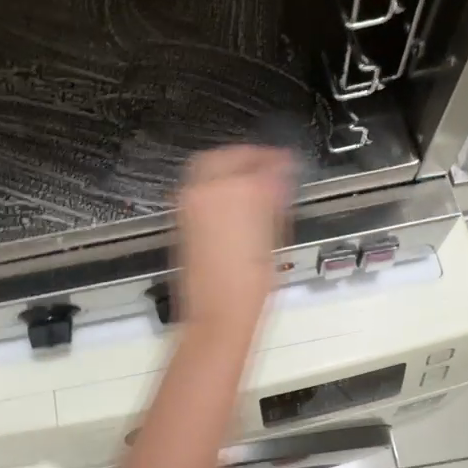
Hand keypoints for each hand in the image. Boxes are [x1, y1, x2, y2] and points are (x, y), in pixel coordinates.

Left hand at [174, 146, 294, 333]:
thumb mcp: (275, 237)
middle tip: (266, 165)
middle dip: (249, 156)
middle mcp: (211, 189)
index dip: (278, 159)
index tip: (286, 162)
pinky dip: (215, 183)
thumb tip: (278, 180)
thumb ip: (274, 199)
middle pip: (230, 155)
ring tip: (249, 180)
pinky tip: (231, 198)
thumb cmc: (249, 285)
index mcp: (242, 190)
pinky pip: (198, 185)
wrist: (217, 312)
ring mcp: (191, 201)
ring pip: (209, 165)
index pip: (263, 158)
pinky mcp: (181, 216)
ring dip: (230, 166)